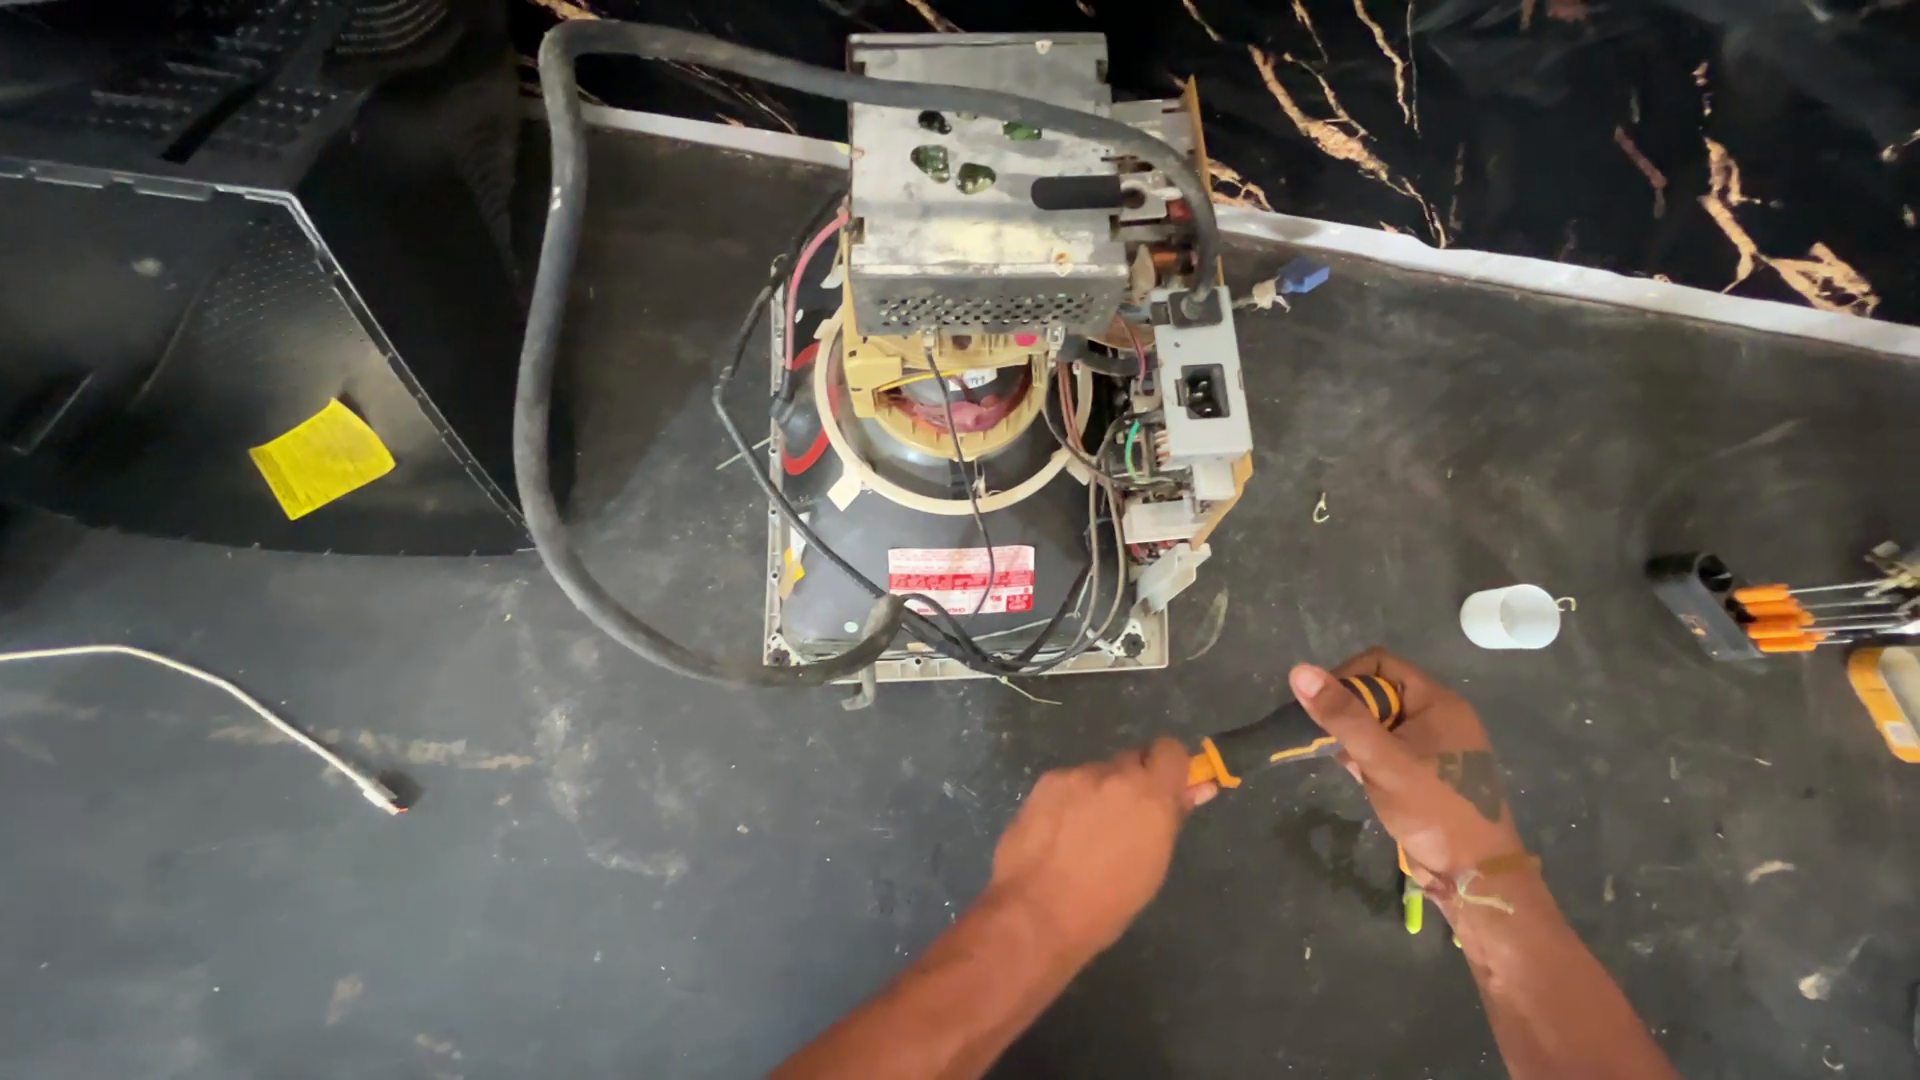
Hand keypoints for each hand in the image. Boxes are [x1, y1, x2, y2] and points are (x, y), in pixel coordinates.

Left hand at [983, 738, 1205, 960]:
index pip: (1170, 750)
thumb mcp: (1153, 865)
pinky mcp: (1045, 781)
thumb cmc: (1107, 903)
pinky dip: (1069, 800)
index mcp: (1150, 796)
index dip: (1168, 767)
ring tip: (1082, 834)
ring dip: (1098, 793)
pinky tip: (1057, 832)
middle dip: (1133, 782)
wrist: (1037, 910)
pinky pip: (1068, 783)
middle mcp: (1114, 774)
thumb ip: (1170, 818)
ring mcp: (1076, 775)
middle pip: (1132, 760)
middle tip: (1122, 820)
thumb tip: (1195, 788)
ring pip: (1097, 773)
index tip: (1164, 789)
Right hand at [1291, 648, 1524, 886]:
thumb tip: (1298, 670)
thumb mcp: (1382, 760)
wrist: (1475, 876)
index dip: (1346, 677)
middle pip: (1377, 690)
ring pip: (1378, 720)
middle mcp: (1438, 716)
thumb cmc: (1434, 810)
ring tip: (1342, 759)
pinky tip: (1354, 773)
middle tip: (1332, 739)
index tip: (1324, 708)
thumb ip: (1342, 716)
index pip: (1380, 663)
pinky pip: (1385, 745)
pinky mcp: (1424, 770)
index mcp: (1438, 702)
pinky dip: (1364, 753)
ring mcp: (1432, 745)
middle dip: (1348, 711)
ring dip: (1354, 735)